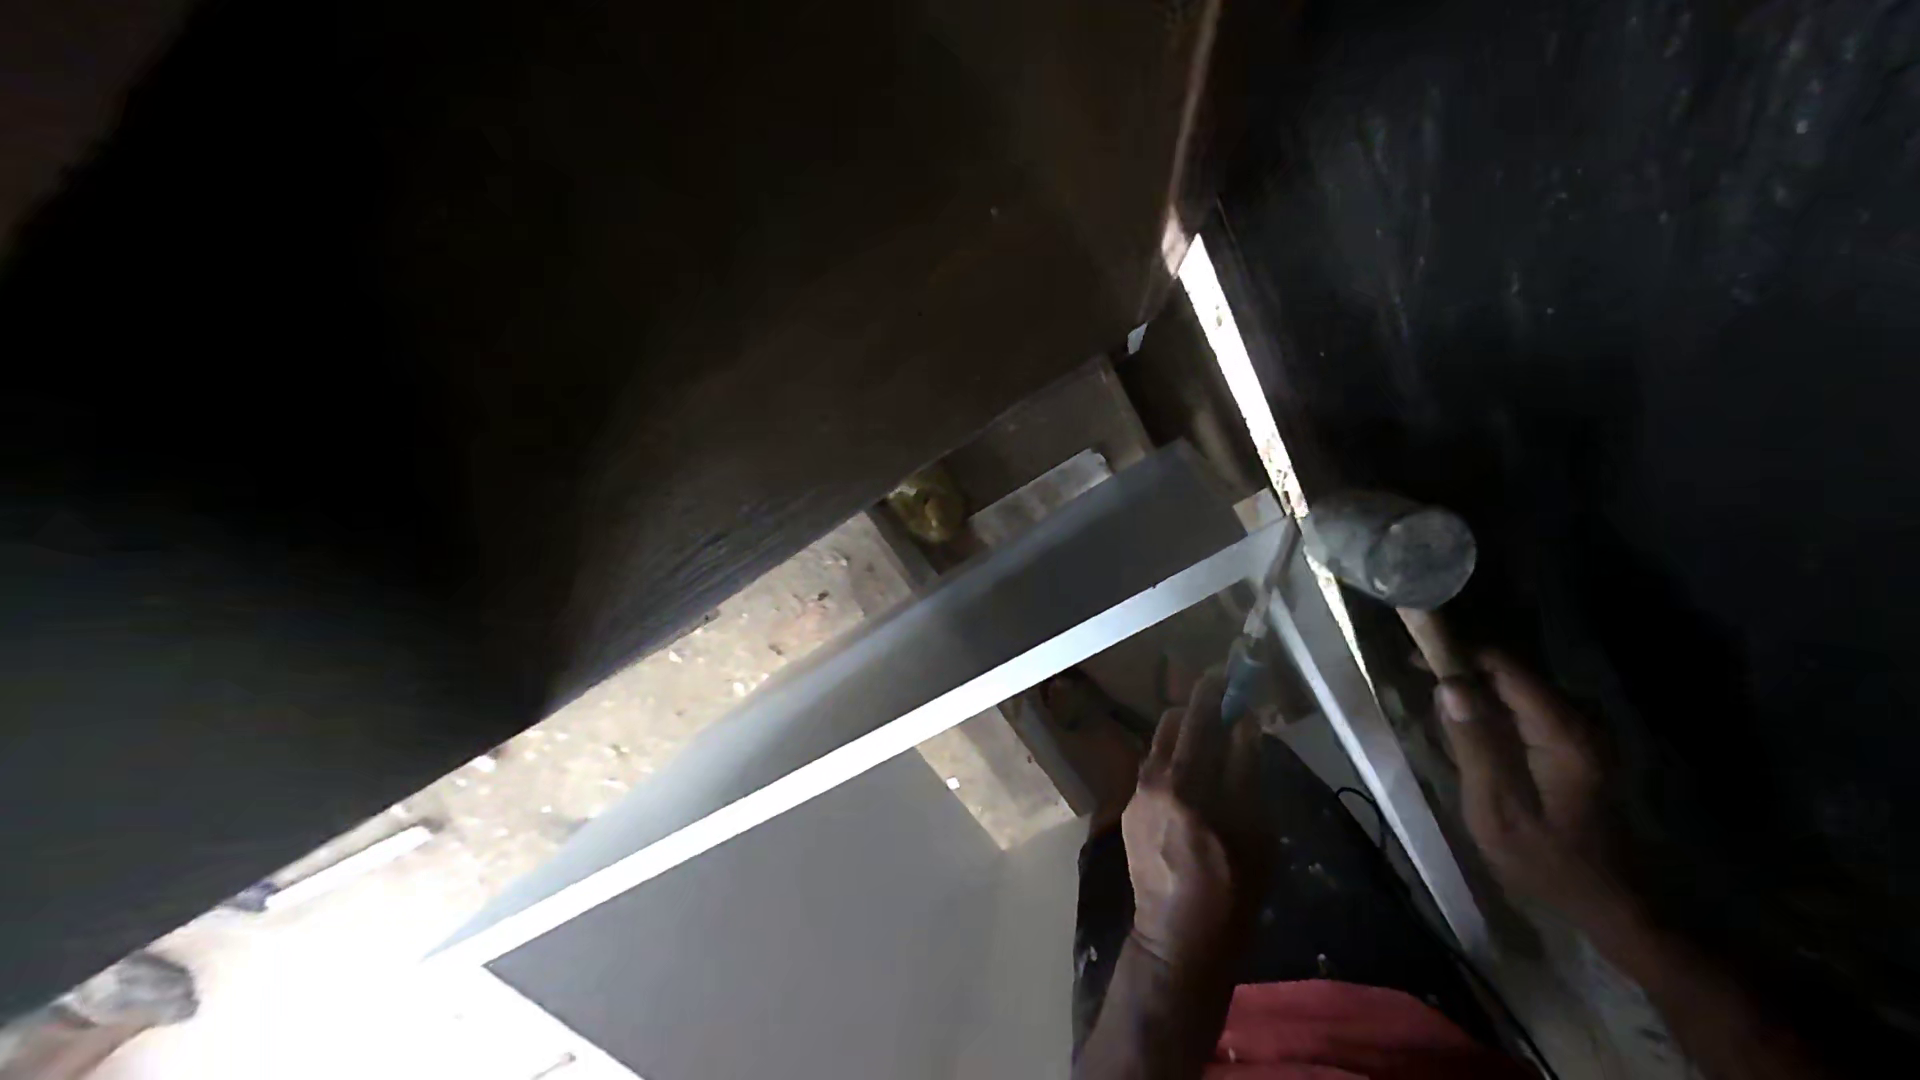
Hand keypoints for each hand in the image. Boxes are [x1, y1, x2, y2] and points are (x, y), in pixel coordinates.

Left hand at [1122, 673, 1264, 972]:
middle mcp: (1152, 778)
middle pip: (1174, 722)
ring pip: (1160, 742)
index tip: (1228, 671)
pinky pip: (1153, 766)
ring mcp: (1135, 791)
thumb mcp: (1255, 834)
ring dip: (1185, 730)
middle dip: (1199, 706)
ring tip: (1213, 736)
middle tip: (1226, 703)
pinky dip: (1174, 756)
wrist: (1177, 938)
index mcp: (1185, 783)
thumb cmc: (1231, 893)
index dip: (1215, 690)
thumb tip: (1244, 723)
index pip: (1201, 719)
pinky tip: (1193, 771)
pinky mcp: (1129, 806)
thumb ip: (1246, 771)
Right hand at [1434, 650, 1635, 931]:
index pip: (1505, 668)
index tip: (1414, 662)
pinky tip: (1470, 729)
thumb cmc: (1545, 859)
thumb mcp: (1495, 807)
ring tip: (1437, 706)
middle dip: (1462, 671)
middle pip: (1512, 673)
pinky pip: (1526, 708)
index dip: (1457, 656)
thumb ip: (1472, 743)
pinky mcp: (1576, 747)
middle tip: (1418, 684)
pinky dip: (1493, 707)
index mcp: (1561, 735)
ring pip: (1517, 688)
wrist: (1610, 903)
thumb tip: (1447, 685)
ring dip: (1475, 689)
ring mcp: (1582, 734)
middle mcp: (1580, 723)